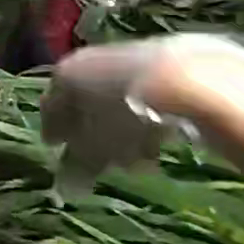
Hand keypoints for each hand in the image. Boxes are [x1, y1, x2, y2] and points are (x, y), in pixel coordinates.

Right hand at [42, 35, 243, 180]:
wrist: (191, 82)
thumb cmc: (128, 117)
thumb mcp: (97, 148)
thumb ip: (78, 165)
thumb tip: (64, 185)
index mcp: (67, 74)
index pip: (52, 104)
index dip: (55, 130)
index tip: (58, 150)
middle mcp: (92, 60)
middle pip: (87, 99)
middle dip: (94, 132)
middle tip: (104, 162)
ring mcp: (130, 58)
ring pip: (119, 97)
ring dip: (125, 129)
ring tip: (142, 160)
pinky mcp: (166, 62)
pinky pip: (147, 93)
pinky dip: (149, 117)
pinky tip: (164, 139)